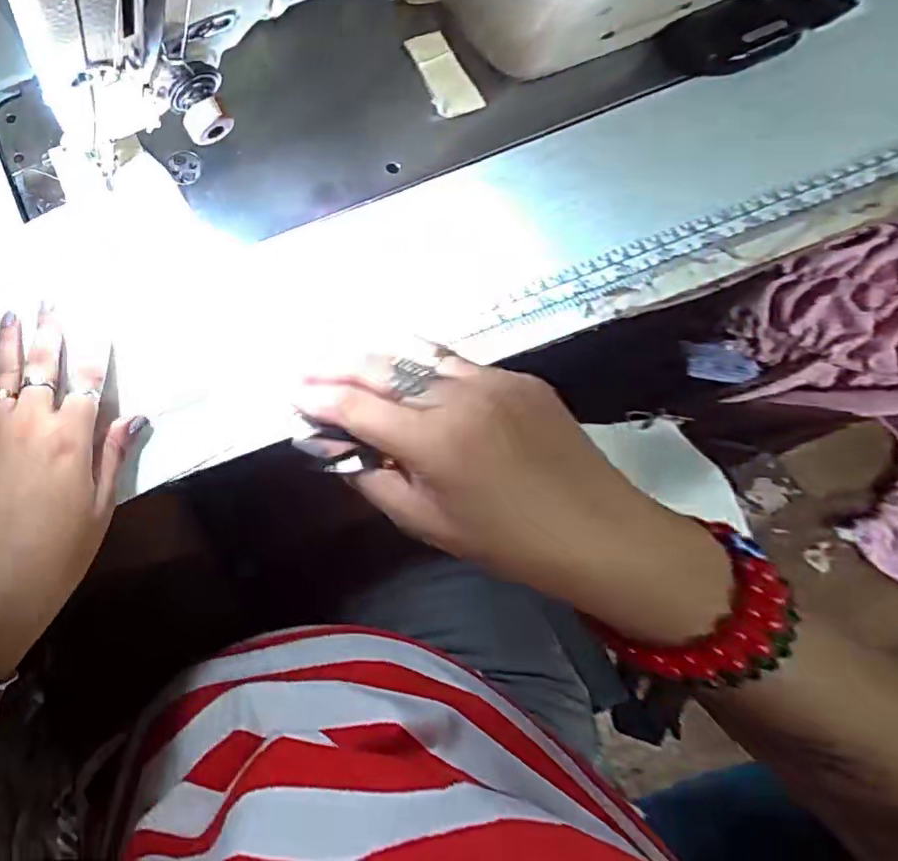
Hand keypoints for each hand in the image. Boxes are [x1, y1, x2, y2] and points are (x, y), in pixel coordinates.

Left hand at [0, 305, 146, 680]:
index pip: (88, 378)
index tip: (98, 320)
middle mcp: (32, 420)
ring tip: (11, 313)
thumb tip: (134, 416)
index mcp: (72, 435)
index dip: (94, 347)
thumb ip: (112, 456)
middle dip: (49, 329)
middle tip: (49, 300)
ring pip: (2, 373)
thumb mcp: (99, 509)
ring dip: (7, 341)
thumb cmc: (57, 554)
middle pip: (43, 363)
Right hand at [295, 352, 732, 645]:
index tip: (294, 393)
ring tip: (346, 363)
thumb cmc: (506, 542)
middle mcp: (458, 397)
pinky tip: (406, 373)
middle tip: (308, 369)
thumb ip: (371, 478)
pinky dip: (419, 365)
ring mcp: (492, 380)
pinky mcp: (518, 377)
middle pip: (380, 367)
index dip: (319, 397)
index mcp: (434, 440)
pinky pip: (454, 363)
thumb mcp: (425, 523)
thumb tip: (333, 446)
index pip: (356, 405)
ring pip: (415, 355)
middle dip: (336, 366)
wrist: (603, 535)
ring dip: (375, 358)